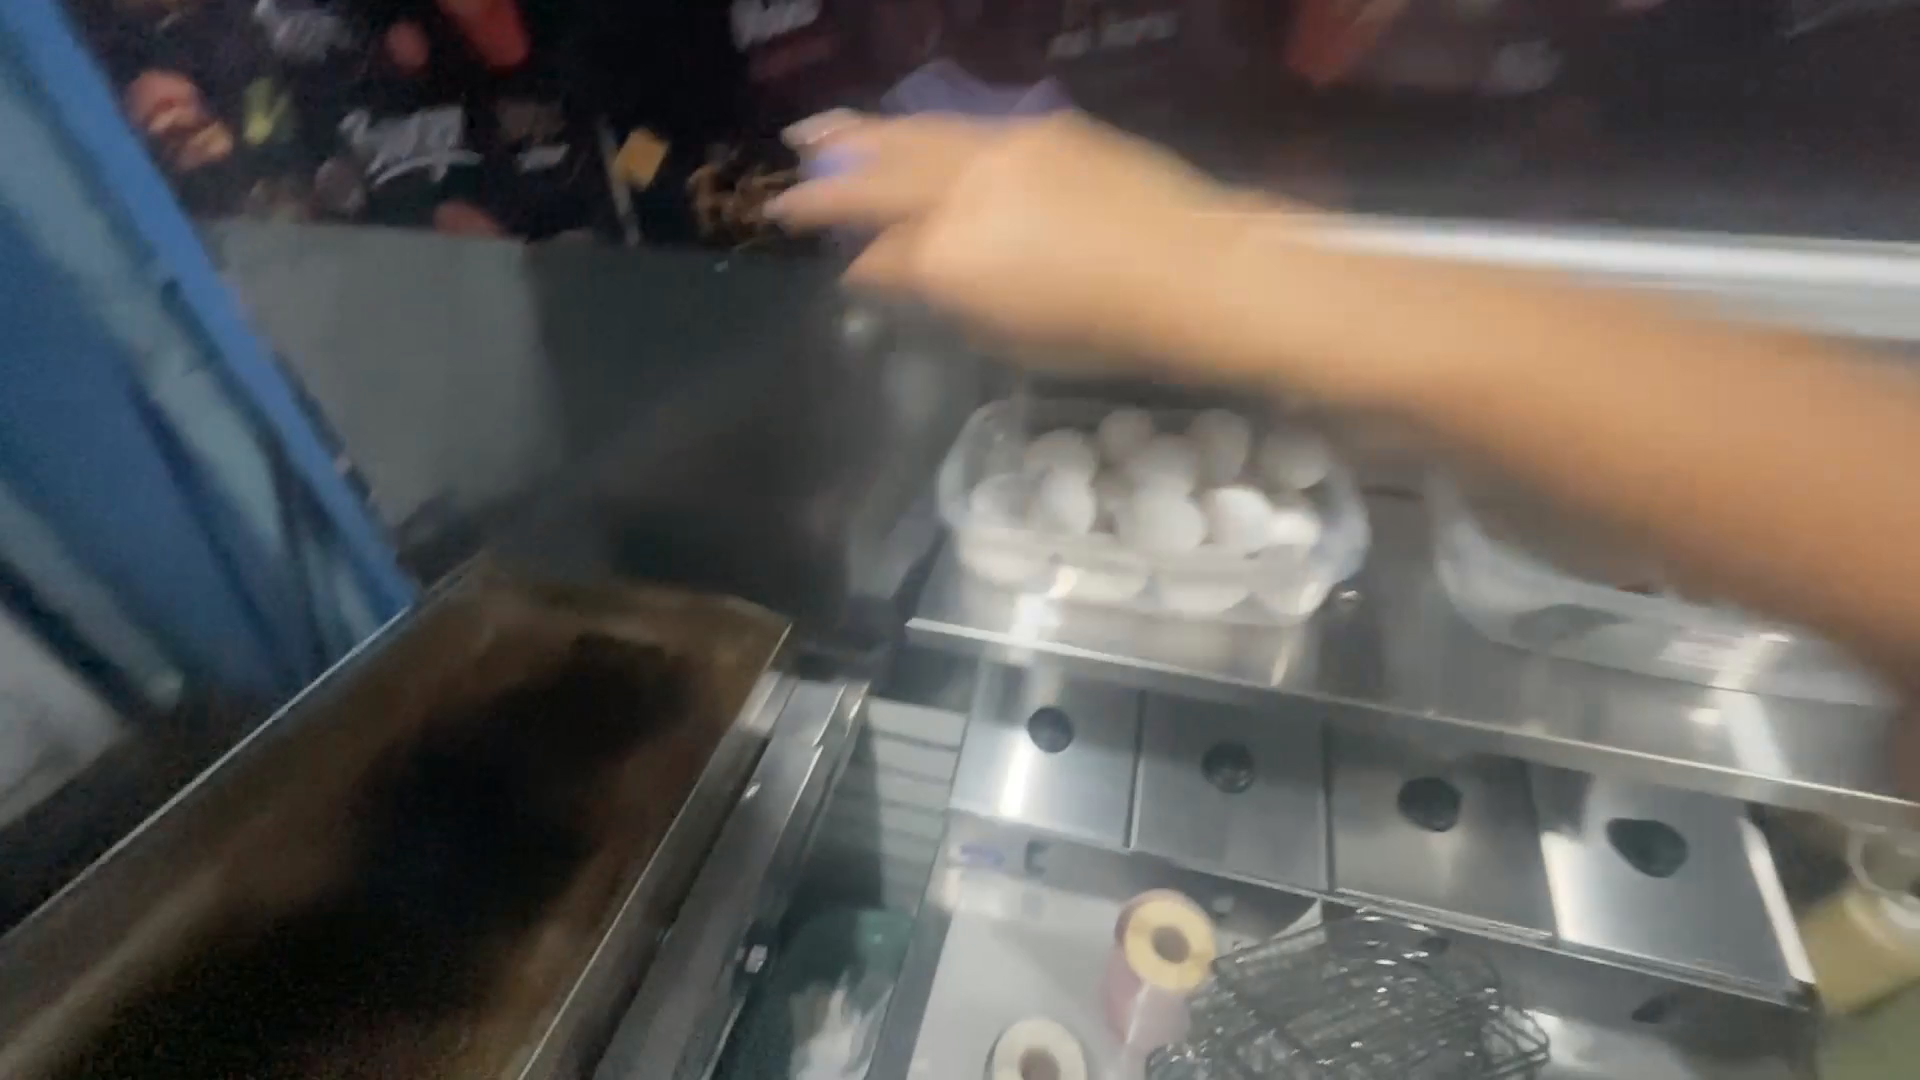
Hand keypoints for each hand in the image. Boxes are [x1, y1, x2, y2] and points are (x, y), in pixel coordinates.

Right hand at [768, 111, 1254, 363]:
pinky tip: (902, 130)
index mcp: (947, 262)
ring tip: (813, 132)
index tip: (842, 275)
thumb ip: (949, 305)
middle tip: (782, 190)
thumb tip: (913, 284)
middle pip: (871, 186)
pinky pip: (958, 127)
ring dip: (854, 136)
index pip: (879, 260)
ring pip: (908, 138)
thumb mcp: (1012, 338)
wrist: (1190, 273)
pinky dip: (917, 130)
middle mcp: (958, 195)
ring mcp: (996, 152)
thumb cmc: (1101, 332)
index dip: (857, 272)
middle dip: (821, 191)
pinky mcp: (1035, 131)